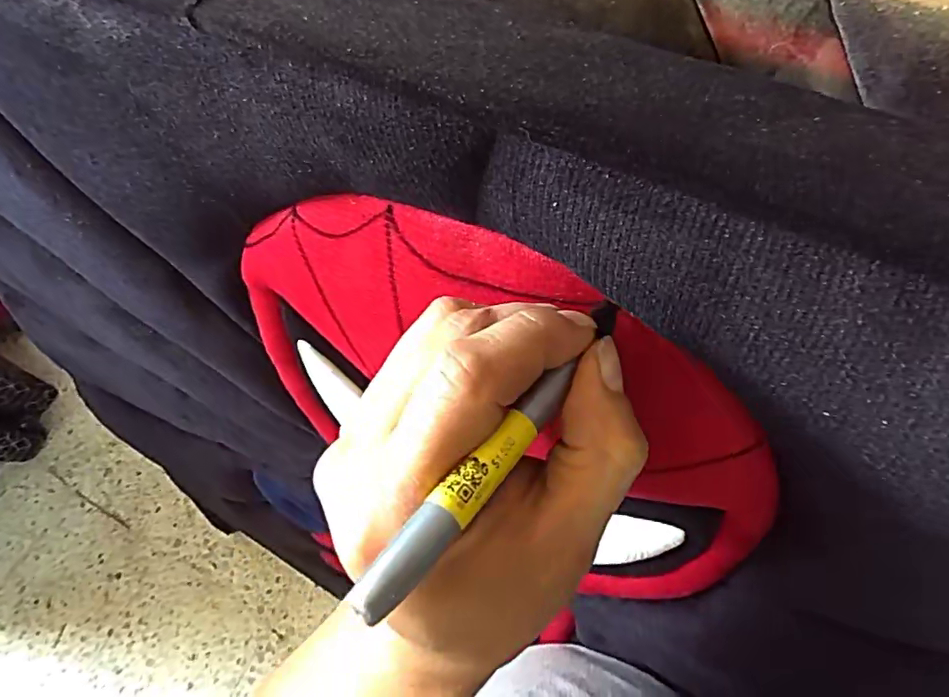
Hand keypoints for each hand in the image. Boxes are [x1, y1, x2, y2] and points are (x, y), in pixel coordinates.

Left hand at [258, 298, 646, 694]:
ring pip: (430, 331)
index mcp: (400, 500)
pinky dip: (470, 343)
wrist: (427, 621)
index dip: (534, 337)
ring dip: (496, 331)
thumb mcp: (570, 537)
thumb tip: (599, 355)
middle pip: (445, 340)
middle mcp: (358, 454)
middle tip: (567, 354)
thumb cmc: (496, 596)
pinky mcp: (354, 414)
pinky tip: (496, 380)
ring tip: (533, 371)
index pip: (465, 377)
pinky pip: (418, 346)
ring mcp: (347, 430)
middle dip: (521, 328)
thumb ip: (601, 442)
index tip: (585, 337)